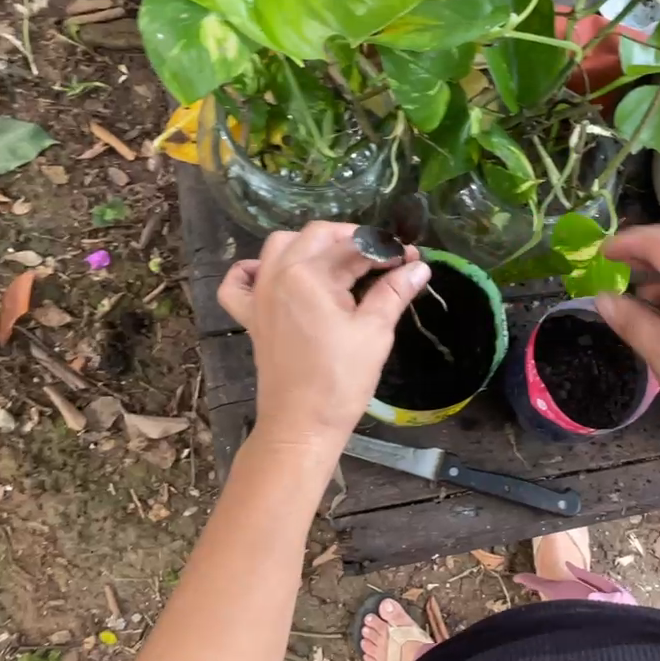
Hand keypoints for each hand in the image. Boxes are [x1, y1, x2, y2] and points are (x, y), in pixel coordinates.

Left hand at [218, 222, 429, 451]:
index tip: (411, 259)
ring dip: (311, 245)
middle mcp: (278, 274)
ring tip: (340, 262)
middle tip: (382, 258)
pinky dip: (254, 270)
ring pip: (279, 246)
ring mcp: (259, 294)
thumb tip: (419, 266)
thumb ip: (394, 292)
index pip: (354, 246)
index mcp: (310, 274)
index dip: (387, 249)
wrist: (301, 425)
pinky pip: (240, 282)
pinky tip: (275, 276)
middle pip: (316, 235)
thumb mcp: (375, 332)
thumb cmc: (341, 380)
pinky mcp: (250, 316)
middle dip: (352, 239)